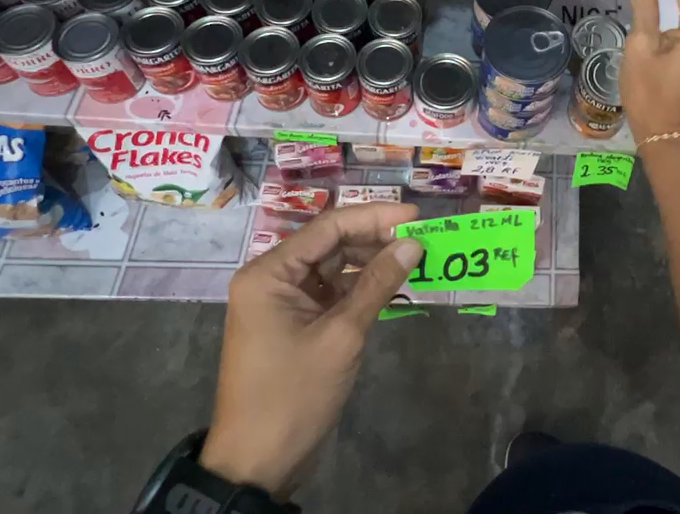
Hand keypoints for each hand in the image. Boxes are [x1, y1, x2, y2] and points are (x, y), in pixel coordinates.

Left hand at [200, 202, 423, 497]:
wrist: (258, 464)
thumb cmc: (294, 394)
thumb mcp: (342, 335)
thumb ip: (378, 283)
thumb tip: (414, 243)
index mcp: (269, 274)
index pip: (328, 228)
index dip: (374, 217)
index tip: (416, 215)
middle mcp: (272, 279)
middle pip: (331, 243)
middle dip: (375, 238)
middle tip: (421, 238)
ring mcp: (283, 302)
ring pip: (334, 266)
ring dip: (371, 262)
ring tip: (413, 258)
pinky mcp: (295, 322)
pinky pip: (332, 291)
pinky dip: (361, 287)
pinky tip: (393, 283)